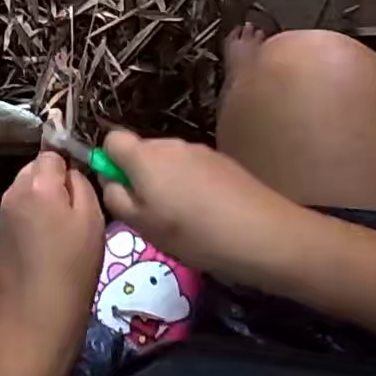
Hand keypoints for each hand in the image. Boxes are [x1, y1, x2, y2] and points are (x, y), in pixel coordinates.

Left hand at [0, 153, 104, 354]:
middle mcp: (13, 190)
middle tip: (72, 211)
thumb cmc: (73, 265)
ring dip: (39, 200)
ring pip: (24, 190)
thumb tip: (70, 172)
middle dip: (51, 182)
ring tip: (57, 230)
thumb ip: (81, 184)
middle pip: (34, 170)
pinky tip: (41, 244)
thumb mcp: (92, 219)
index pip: (52, 154)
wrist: (38, 313)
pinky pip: (16, 211)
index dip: (68, 168)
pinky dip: (28, 218)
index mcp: (37, 183)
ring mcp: (1, 212)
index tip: (80, 190)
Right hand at [100, 130, 302, 281]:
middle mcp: (169, 143)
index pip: (111, 139)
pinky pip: (192, 168)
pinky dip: (191, 185)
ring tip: (183, 218)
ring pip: (167, 161)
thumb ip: (115, 197)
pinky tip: (207, 214)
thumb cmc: (194, 234)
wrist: (265, 235)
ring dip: (167, 182)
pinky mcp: (222, 161)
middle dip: (140, 175)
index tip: (123, 191)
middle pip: (141, 151)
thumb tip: (110, 179)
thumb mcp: (141, 225)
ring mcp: (198, 150)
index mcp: (143, 156)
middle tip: (153, 213)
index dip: (110, 162)